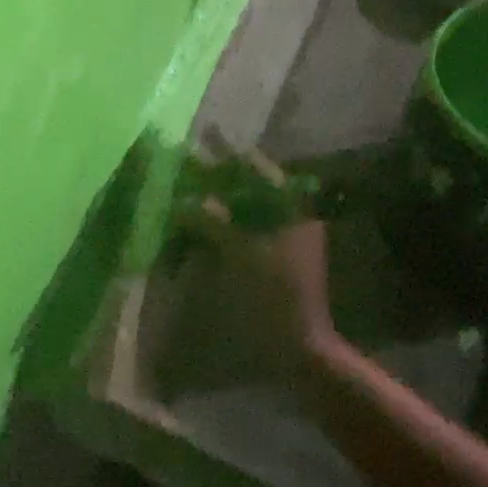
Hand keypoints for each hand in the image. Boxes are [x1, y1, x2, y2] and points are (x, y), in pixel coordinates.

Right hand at [158, 137, 342, 397]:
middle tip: (188, 161)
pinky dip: (224, 223)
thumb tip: (186, 201)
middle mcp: (292, 217)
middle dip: (220, 173)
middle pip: (252, 184)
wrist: (302, 351)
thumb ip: (212, 223)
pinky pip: (247, 229)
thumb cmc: (274, 297)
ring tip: (188, 187)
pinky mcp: (276, 260)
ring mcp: (286, 240)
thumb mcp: (239, 254)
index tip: (202, 135)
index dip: (227, 151)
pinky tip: (200, 223)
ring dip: (220, 198)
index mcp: (290, 209)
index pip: (257, 167)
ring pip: (248, 207)